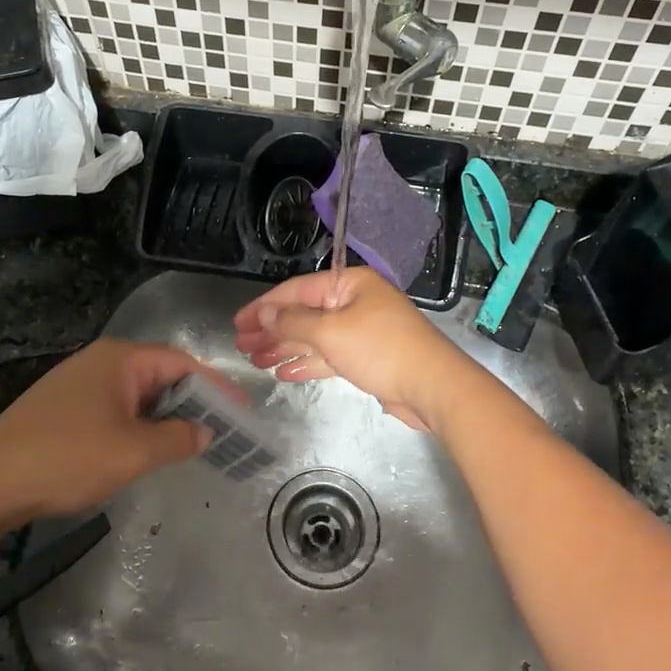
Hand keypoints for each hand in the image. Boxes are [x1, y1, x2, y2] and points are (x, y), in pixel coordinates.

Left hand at [0, 339, 216, 525]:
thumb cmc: (66, 459)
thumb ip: (177, 438)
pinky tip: (144, 450)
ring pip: (136, 394)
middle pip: (159, 373)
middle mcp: (99, 361)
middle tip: (222, 430)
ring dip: (164, 416)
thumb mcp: (132, 452)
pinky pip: (114, 408)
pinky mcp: (61, 408)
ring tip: (190, 443)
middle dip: (192, 401)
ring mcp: (77, 383)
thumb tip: (204, 431)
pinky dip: (137, 425)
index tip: (241, 411)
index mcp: (120, 359)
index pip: (182, 361)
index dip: (215, 385)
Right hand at [232, 268, 478, 432]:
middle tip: (241, 345)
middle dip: (271, 329)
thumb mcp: (330, 332)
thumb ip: (293, 322)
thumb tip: (265, 314)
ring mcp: (361, 331)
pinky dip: (307, 362)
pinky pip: (328, 356)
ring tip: (255, 360)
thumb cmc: (380, 349)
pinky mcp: (366, 358)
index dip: (264, 307)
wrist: (432, 386)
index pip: (296, 290)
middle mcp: (354, 302)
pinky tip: (284, 372)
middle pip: (304, 313)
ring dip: (284, 348)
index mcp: (349, 284)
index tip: (237, 322)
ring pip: (314, 336)